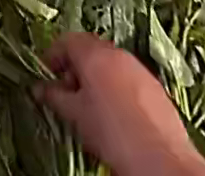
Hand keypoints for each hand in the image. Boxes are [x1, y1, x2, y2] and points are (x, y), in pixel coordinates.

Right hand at [34, 33, 204, 175]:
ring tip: (90, 105)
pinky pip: (129, 80)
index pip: (66, 41)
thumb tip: (39, 89)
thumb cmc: (112, 133)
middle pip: (89, 49)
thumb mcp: (74, 114)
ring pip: (110, 64)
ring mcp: (141, 72)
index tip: (47, 75)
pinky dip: (117, 88)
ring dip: (96, 77)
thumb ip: (53, 96)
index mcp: (94, 54)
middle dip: (75, 66)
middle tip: (67, 89)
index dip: (53, 56)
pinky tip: (116, 115)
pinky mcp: (159, 91)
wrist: (165, 164)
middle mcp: (118, 55)